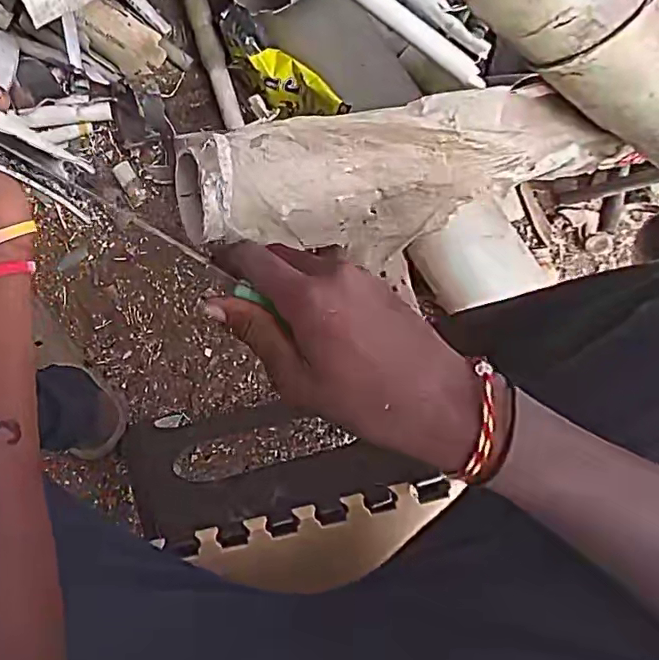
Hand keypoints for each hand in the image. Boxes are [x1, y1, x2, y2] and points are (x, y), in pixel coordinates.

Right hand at [204, 242, 486, 471]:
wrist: (440, 402)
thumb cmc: (371, 400)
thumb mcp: (296, 377)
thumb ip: (254, 332)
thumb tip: (218, 306)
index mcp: (308, 298)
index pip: (252, 258)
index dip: (228, 263)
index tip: (218, 277)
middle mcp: (333, 275)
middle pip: (276, 256)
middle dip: (257, 279)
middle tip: (254, 319)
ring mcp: (358, 275)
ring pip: (302, 266)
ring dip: (286, 287)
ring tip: (295, 334)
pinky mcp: (374, 282)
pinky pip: (328, 275)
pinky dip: (312, 292)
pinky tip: (323, 331)